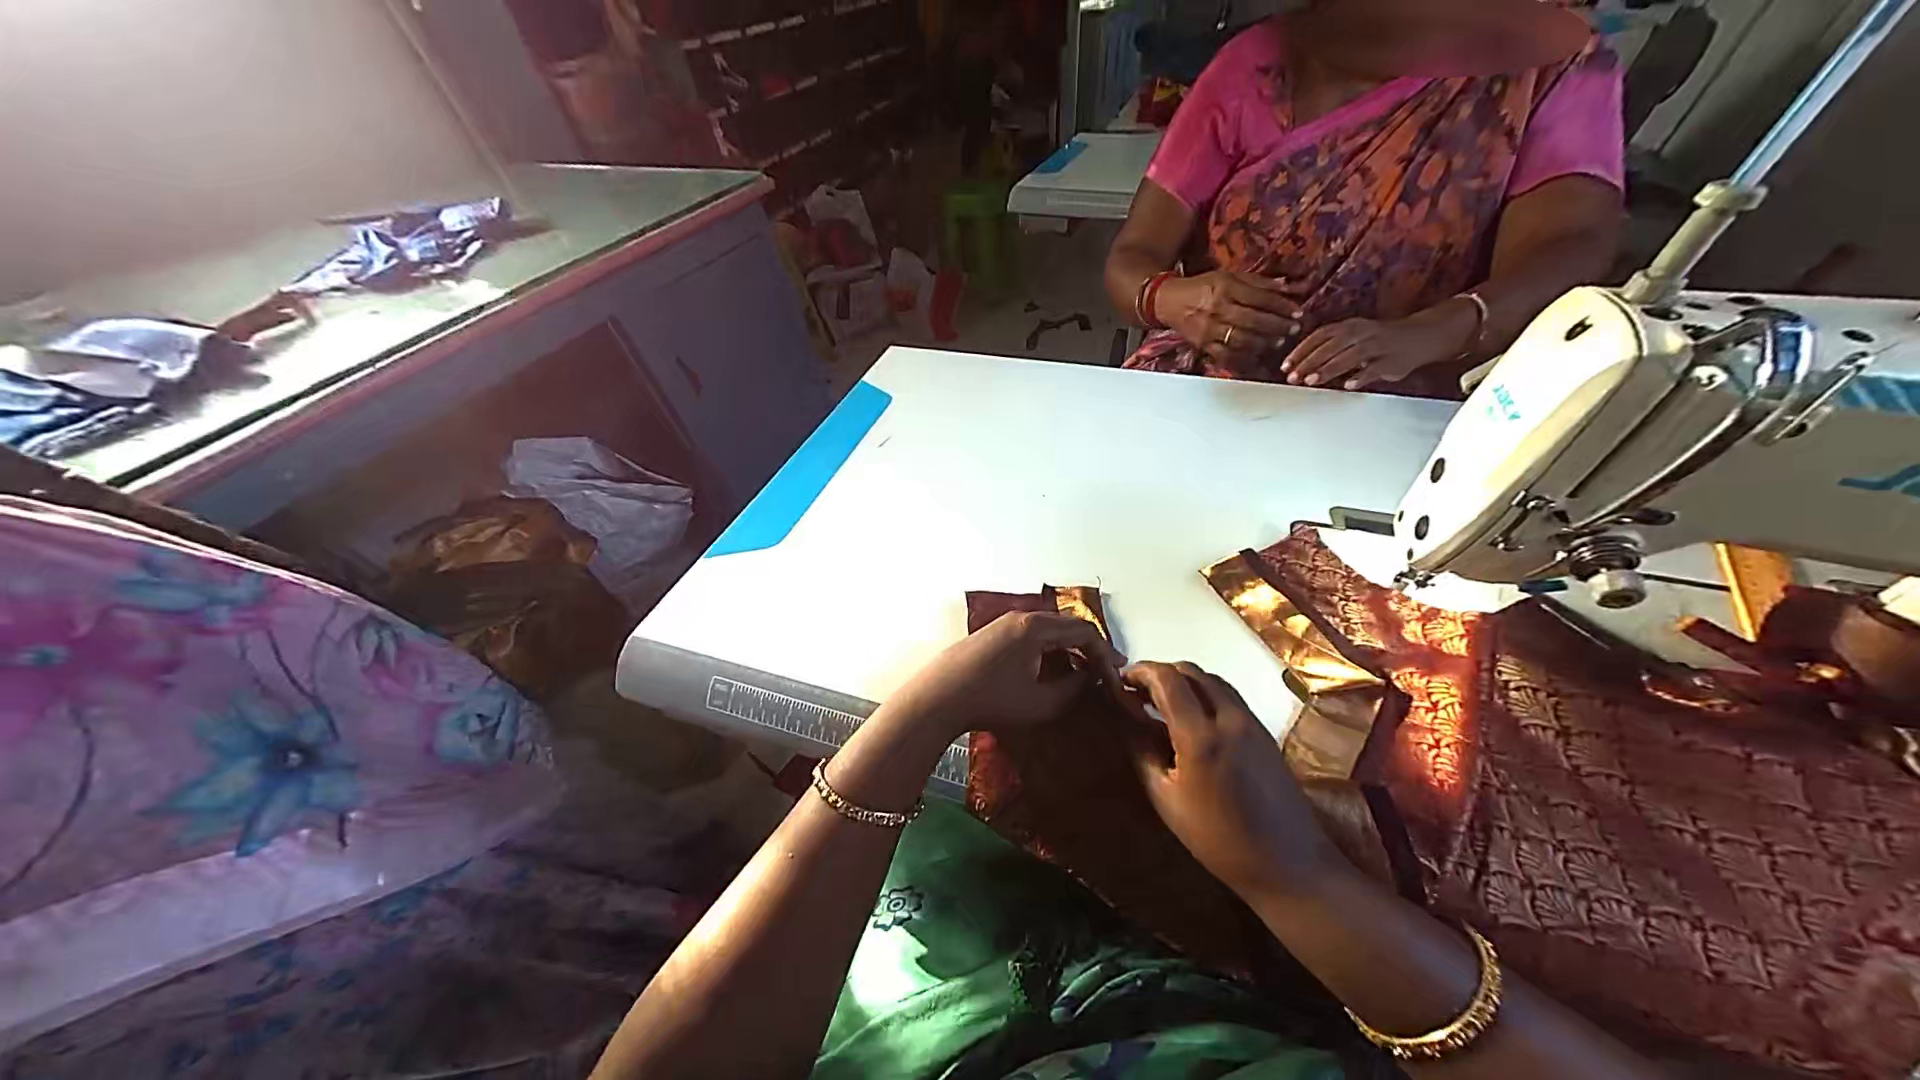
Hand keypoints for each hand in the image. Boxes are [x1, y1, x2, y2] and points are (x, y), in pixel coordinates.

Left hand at [879, 612, 1124, 743]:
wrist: (938, 697)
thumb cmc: (991, 700)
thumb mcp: (1040, 703)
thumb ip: (1073, 689)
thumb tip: (1090, 679)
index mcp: (1036, 627)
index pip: (1083, 631)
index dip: (1105, 652)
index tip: (1117, 672)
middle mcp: (1020, 617)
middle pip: (1065, 625)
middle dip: (1088, 647)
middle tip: (1105, 669)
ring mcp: (1002, 623)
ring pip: (1047, 629)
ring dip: (1067, 647)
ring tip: (1082, 670)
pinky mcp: (990, 634)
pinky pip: (1030, 634)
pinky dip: (1048, 647)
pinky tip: (1050, 667)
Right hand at [1125, 662, 1340, 897]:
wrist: (1290, 865)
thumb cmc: (1219, 840)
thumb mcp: (1166, 799)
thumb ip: (1142, 753)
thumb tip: (1126, 722)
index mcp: (1201, 736)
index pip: (1167, 679)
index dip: (1140, 671)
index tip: (1121, 679)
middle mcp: (1230, 718)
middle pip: (1191, 671)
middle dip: (1160, 673)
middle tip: (1136, 690)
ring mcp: (1251, 723)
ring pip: (1212, 681)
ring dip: (1183, 681)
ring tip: (1159, 701)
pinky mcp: (1264, 732)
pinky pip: (1228, 697)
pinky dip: (1203, 693)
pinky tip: (1190, 717)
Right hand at [1154, 271, 1301, 369]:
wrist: (1168, 302)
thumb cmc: (1202, 287)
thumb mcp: (1228, 276)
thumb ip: (1257, 282)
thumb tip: (1288, 286)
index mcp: (1225, 287)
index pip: (1259, 297)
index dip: (1281, 305)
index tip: (1297, 311)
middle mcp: (1217, 309)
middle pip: (1253, 320)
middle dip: (1277, 325)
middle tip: (1293, 329)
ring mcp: (1209, 329)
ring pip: (1241, 339)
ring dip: (1263, 342)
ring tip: (1278, 342)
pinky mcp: (1202, 345)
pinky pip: (1225, 355)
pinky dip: (1243, 358)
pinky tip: (1256, 357)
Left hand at [1281, 301, 1475, 389]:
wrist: (1422, 336)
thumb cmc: (1377, 341)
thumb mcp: (1351, 338)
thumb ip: (1326, 349)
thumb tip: (1297, 367)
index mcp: (1350, 326)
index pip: (1320, 336)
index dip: (1301, 350)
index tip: (1285, 366)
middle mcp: (1363, 332)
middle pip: (1332, 345)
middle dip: (1310, 362)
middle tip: (1293, 377)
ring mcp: (1380, 345)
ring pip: (1351, 355)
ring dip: (1329, 368)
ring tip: (1311, 381)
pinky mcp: (1394, 360)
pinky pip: (1376, 368)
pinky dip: (1361, 376)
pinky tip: (1347, 385)